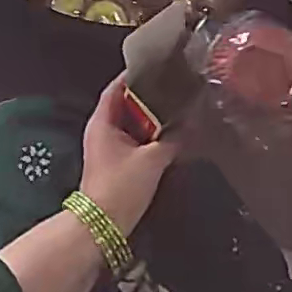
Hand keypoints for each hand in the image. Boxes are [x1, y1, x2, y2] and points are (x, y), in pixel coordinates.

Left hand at [79, 74, 181, 236]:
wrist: (102, 225)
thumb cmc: (121, 185)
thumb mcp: (152, 160)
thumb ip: (173, 139)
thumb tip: (191, 125)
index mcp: (102, 120)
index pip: (116, 88)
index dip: (133, 76)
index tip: (154, 66)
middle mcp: (100, 129)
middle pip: (124, 104)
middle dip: (146, 97)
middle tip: (171, 86)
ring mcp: (106, 146)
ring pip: (129, 123)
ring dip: (148, 118)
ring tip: (174, 107)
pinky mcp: (114, 162)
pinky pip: (131, 139)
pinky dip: (147, 134)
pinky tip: (167, 135)